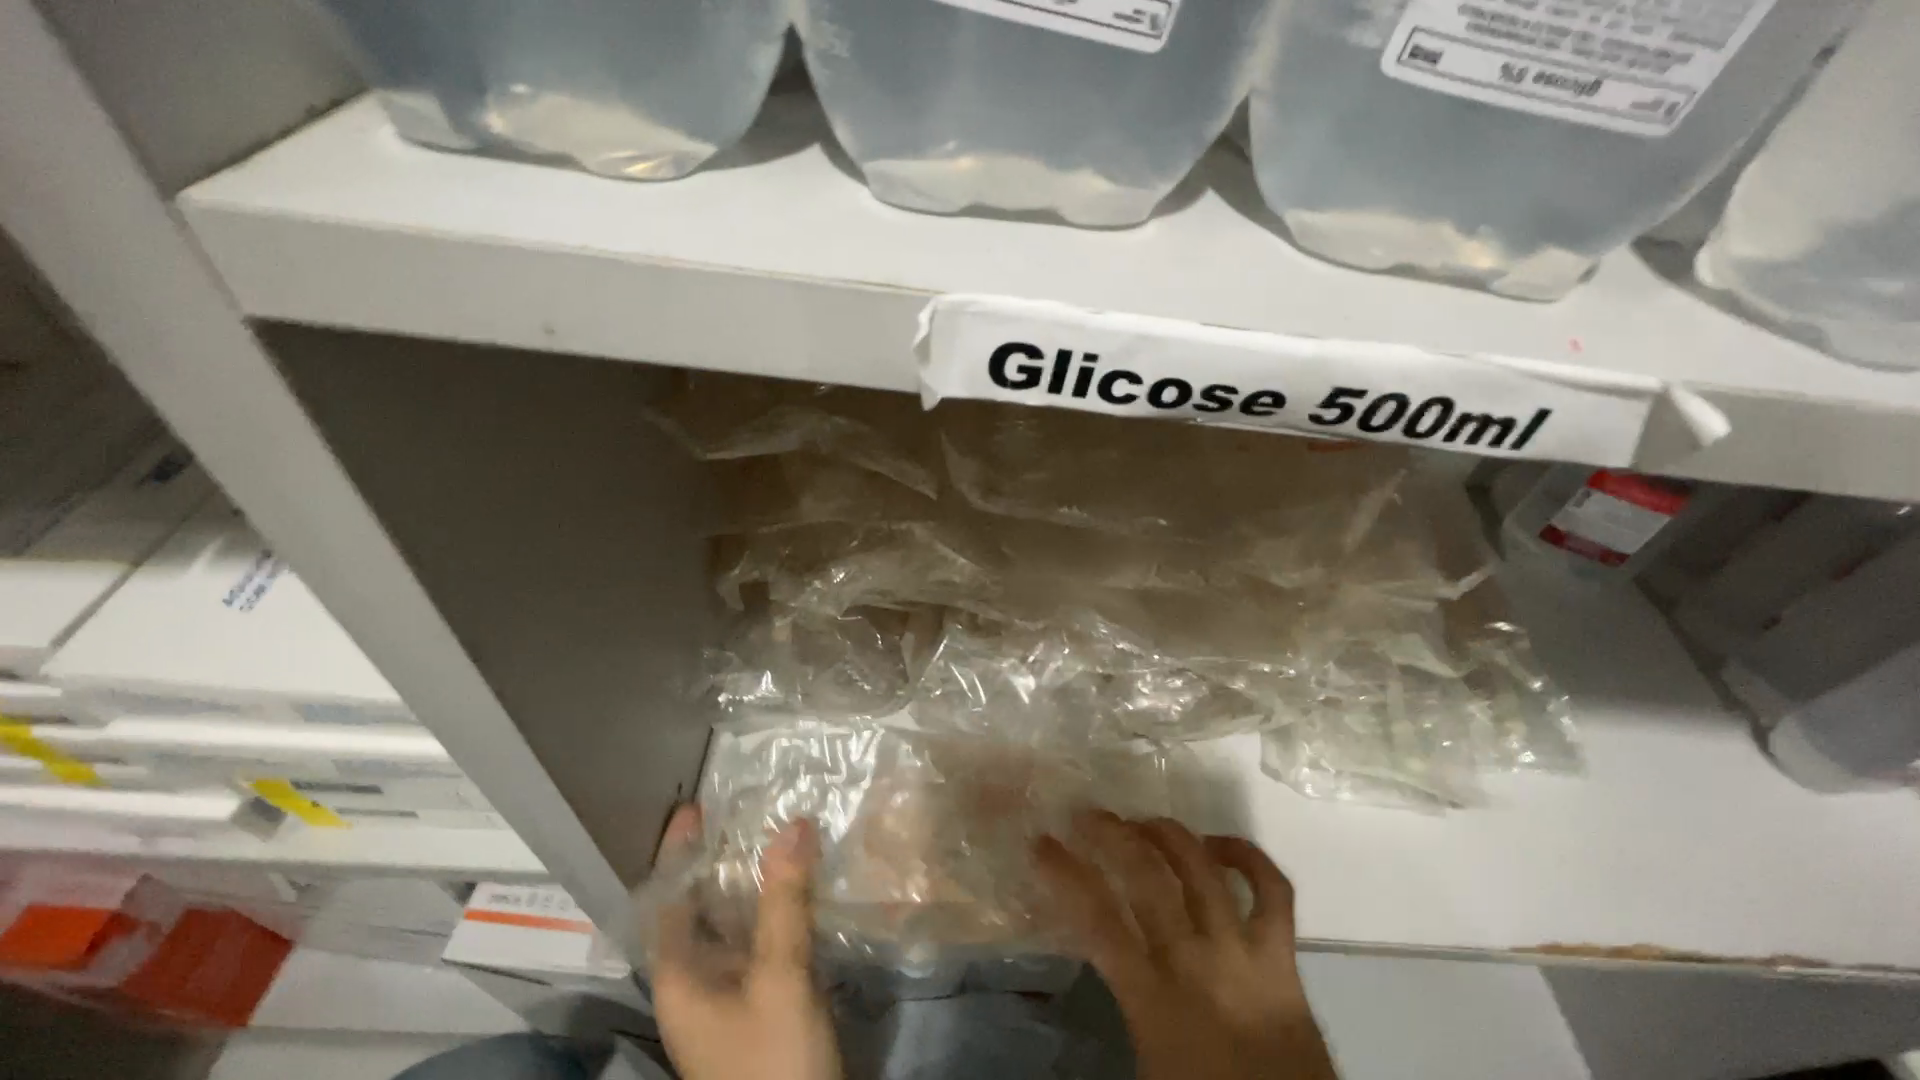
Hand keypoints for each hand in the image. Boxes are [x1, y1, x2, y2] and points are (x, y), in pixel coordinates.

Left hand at [651, 806, 842, 1079]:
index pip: (666, 898)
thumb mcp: (781, 976)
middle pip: (695, 911)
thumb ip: (786, 901)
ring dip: (746, 886)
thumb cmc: (773, 1058)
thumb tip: (794, 823)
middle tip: (745, 812)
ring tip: (773, 840)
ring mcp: (724, 1001)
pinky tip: (797, 897)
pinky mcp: (755, 1010)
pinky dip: (769, 914)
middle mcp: (693, 985)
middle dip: (715, 862)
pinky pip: (755, 946)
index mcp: (678, 976)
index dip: (677, 851)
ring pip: (728, 929)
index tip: (695, 806)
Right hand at [1035, 812, 1337, 1079]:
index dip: (1065, 873)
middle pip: (1146, 878)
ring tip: (1144, 822)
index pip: (1096, 918)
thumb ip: (1124, 995)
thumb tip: (1103, 951)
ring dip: (1168, 835)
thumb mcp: (1144, 1055)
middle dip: (1113, 836)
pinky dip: (1248, 857)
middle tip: (1090, 817)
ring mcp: (1241, 949)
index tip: (1042, 845)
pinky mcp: (1282, 954)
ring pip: (1201, 870)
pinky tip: (1221, 845)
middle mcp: (1192, 960)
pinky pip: (1272, 890)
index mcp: (1150, 997)